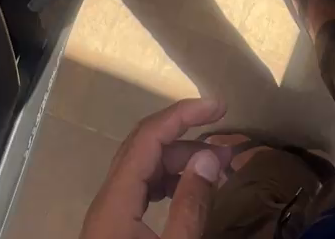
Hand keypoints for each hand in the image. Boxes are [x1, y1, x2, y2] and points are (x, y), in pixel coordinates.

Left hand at [79, 98, 230, 238]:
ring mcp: (109, 216)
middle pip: (145, 149)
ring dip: (181, 161)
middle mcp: (107, 201)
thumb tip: (209, 155)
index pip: (148, 136)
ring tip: (218, 169)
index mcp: (115, 201)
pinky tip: (191, 190)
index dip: (184, 114)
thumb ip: (191, 205)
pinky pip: (142, 189)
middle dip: (187, 137)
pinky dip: (169, 181)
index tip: (220, 107)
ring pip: (144, 169)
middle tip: (227, 147)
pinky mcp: (114, 231)